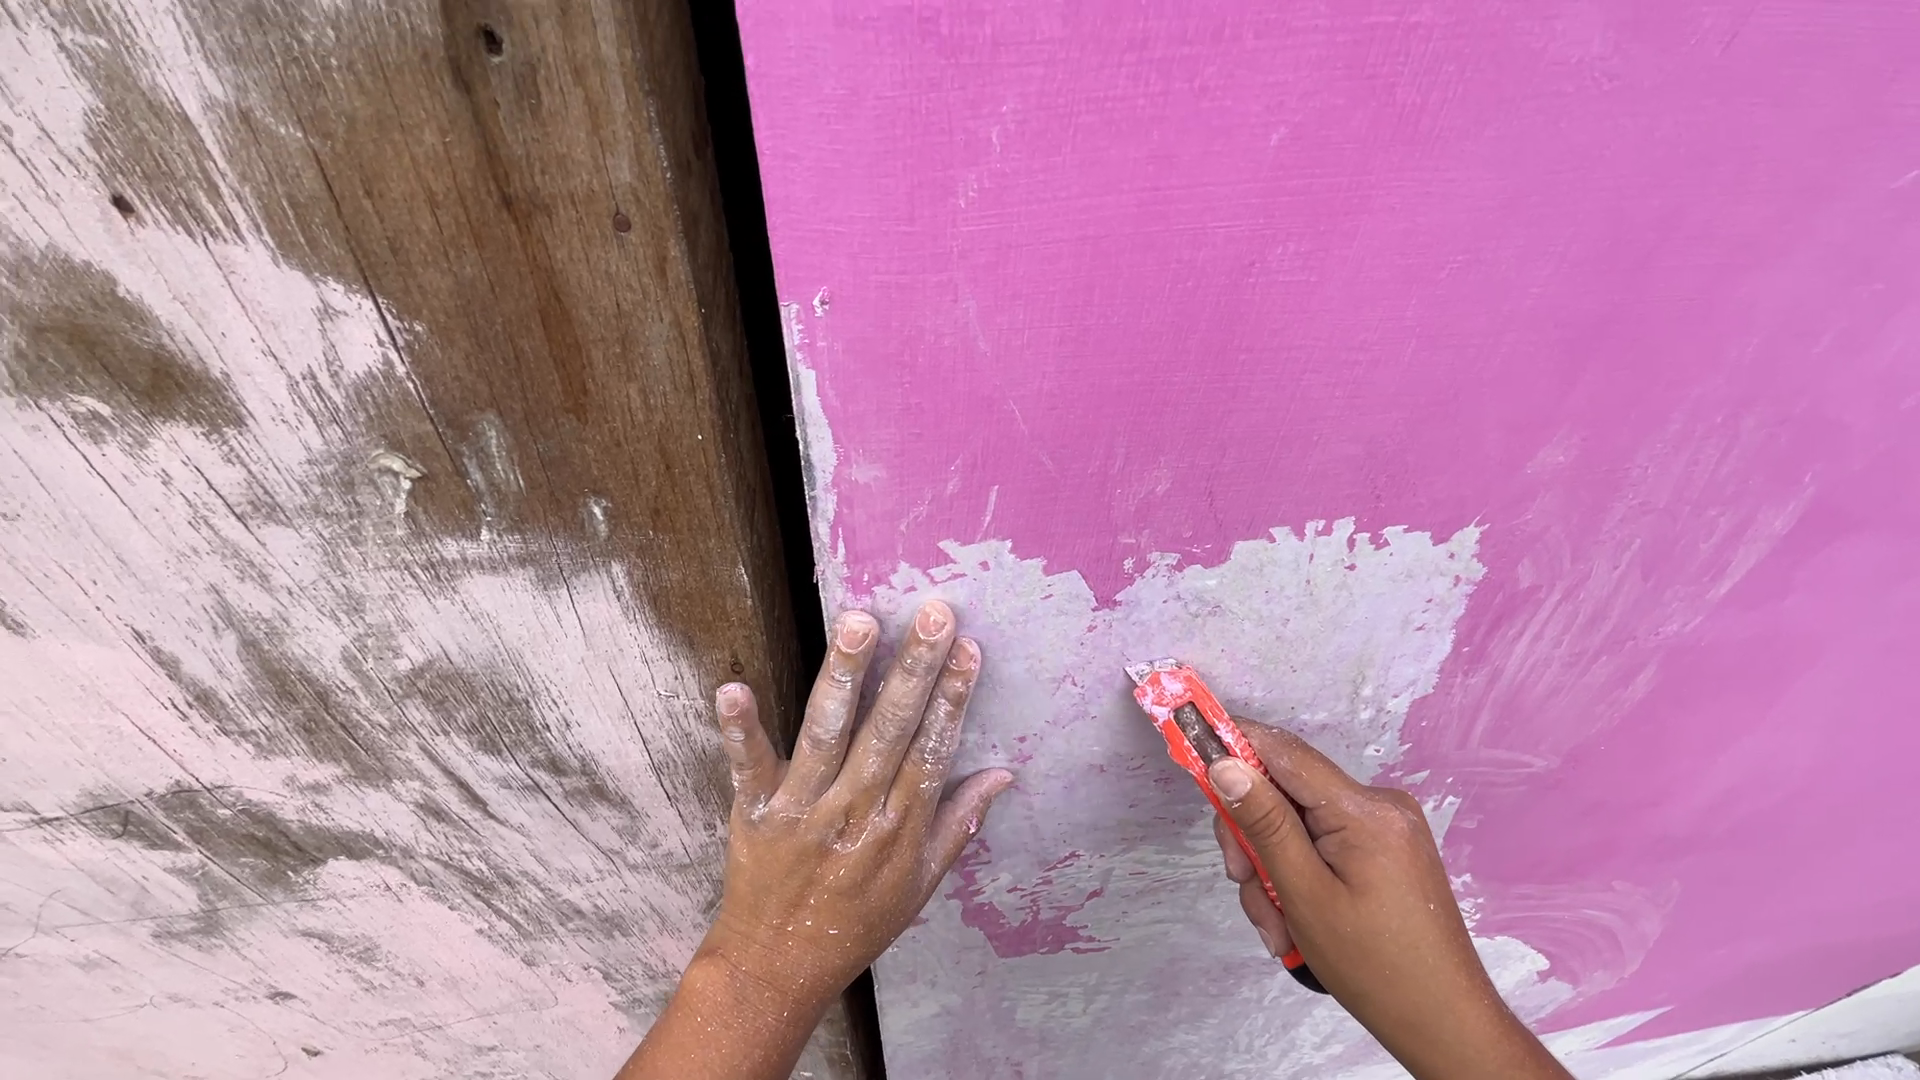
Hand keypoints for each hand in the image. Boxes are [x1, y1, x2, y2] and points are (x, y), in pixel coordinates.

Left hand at [619, 601, 1012, 1079]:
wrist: (777, 969)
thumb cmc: (857, 924)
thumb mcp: (921, 884)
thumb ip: (959, 824)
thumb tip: (1004, 775)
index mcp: (898, 827)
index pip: (933, 751)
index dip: (953, 698)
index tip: (968, 649)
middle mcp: (854, 811)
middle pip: (889, 731)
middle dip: (915, 669)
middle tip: (934, 614)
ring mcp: (802, 809)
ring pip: (828, 733)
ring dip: (845, 677)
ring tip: (860, 622)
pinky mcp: (754, 811)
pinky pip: (747, 766)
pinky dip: (740, 729)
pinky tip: (734, 688)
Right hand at [1209, 721, 1570, 1079]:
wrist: (1446, 1028)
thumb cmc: (1374, 967)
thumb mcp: (1303, 894)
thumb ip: (1262, 823)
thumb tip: (1222, 763)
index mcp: (1364, 809)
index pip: (1282, 750)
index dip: (1231, 742)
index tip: (1189, 750)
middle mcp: (1378, 804)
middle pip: (1284, 792)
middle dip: (1253, 836)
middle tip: (1242, 881)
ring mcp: (1383, 827)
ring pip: (1295, 823)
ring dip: (1272, 867)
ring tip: (1277, 924)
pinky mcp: (1382, 848)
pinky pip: (1318, 841)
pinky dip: (1296, 873)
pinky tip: (1295, 919)